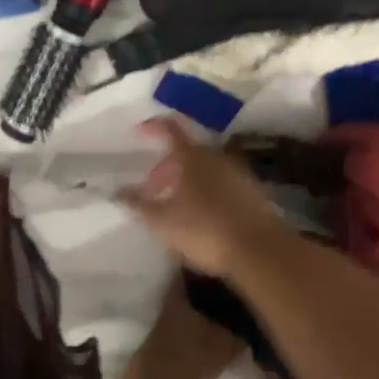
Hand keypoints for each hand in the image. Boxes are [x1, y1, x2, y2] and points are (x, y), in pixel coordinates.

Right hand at [117, 117, 291, 278]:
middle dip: (168, 167)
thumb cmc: (205, 229)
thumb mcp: (163, 221)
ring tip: (177, 206)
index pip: (170, 129)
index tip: (140, 130)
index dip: (154, 127)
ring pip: (206, 169)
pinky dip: (208, 192)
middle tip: (154, 189)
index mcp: (192, 156)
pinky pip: (223, 184)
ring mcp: (239, 174)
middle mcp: (216, 157)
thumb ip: (139, 204)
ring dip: (188, 181)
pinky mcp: (254, 194)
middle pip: (188, 152)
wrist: (261, 251)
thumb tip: (117, 191)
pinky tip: (205, 216)